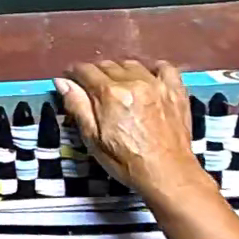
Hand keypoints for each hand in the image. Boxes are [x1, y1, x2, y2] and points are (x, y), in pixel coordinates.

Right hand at [56, 60, 210, 202]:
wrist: (168, 174)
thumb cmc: (127, 162)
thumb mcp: (93, 139)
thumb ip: (77, 106)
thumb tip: (62, 81)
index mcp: (110, 94)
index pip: (85, 70)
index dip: (74, 73)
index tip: (71, 79)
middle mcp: (133, 82)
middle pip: (107, 65)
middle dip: (95, 73)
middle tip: (92, 89)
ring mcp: (157, 84)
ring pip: (131, 64)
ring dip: (120, 70)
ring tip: (117, 86)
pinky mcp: (175, 91)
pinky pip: (164, 67)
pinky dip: (153, 69)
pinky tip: (147, 78)